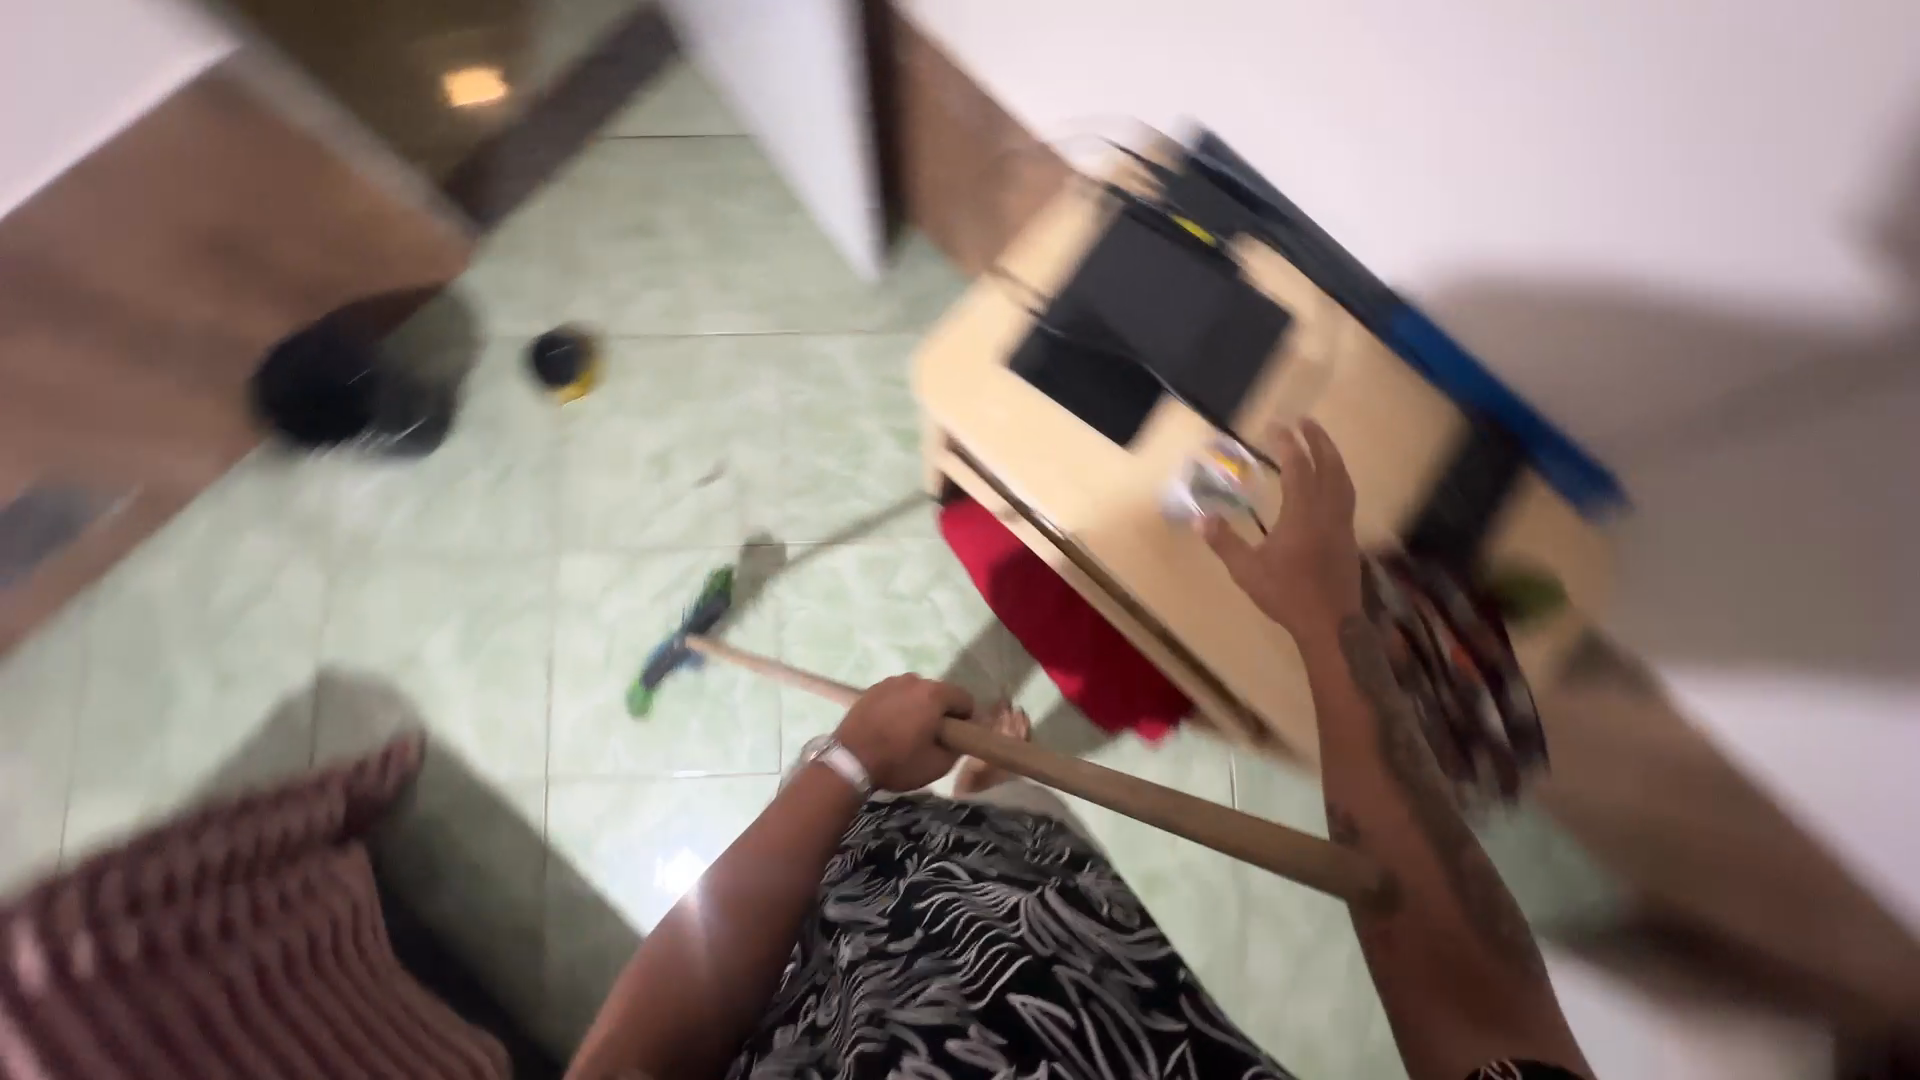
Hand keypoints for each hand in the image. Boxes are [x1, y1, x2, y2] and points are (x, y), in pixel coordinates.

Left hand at [833, 675, 974, 791]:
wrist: (850, 760)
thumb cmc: (898, 762)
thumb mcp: (937, 765)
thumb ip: (957, 749)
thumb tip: (960, 739)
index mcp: (934, 694)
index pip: (965, 699)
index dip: (966, 718)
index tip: (956, 736)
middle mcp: (914, 680)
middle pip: (940, 693)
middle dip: (941, 712)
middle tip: (932, 736)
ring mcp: (890, 682)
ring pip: (916, 692)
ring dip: (919, 707)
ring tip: (907, 731)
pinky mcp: (872, 689)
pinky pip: (896, 695)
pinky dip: (898, 706)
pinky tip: (889, 726)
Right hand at [1201, 420, 1362, 639]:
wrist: (1330, 624)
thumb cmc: (1286, 596)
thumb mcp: (1247, 571)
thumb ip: (1225, 542)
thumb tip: (1201, 519)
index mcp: (1302, 515)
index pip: (1298, 468)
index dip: (1287, 445)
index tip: (1275, 427)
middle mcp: (1327, 513)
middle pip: (1329, 466)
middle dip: (1317, 440)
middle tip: (1305, 421)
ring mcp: (1343, 525)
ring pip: (1343, 481)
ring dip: (1332, 456)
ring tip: (1321, 443)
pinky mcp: (1349, 539)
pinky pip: (1347, 497)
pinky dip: (1339, 478)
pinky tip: (1331, 484)